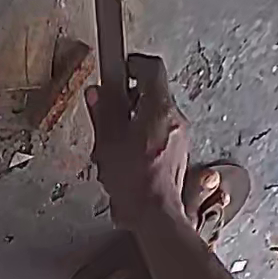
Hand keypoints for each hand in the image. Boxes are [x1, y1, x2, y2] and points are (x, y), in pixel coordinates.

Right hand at [87, 53, 191, 231]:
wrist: (154, 214)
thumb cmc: (134, 181)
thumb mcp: (108, 142)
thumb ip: (103, 113)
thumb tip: (97, 93)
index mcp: (159, 109)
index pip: (152, 69)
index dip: (133, 64)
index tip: (119, 69)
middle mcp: (175, 120)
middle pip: (152, 94)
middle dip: (127, 100)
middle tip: (108, 111)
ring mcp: (179, 138)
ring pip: (154, 116)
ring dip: (133, 121)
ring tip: (113, 141)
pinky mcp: (177, 154)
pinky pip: (159, 134)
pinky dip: (141, 137)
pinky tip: (125, 157)